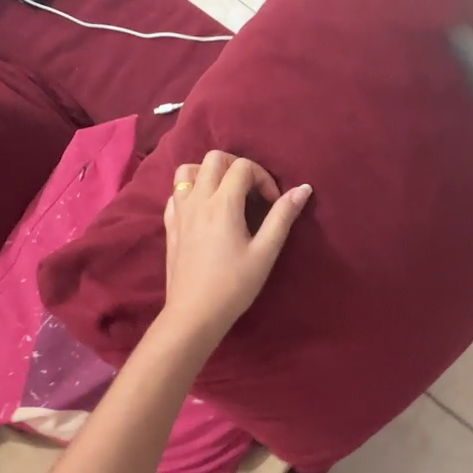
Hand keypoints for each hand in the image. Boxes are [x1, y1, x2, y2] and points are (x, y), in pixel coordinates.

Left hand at [161, 150, 310, 341]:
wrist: (194, 314)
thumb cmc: (234, 285)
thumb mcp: (265, 252)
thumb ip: (283, 216)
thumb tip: (303, 189)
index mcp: (223, 204)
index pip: (242, 167)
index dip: (263, 177)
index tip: (272, 203)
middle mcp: (197, 200)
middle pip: (213, 159)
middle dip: (237, 166)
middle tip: (251, 191)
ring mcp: (179, 212)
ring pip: (187, 171)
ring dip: (209, 173)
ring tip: (226, 193)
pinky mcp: (170, 226)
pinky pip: (176, 193)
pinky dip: (191, 192)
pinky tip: (205, 211)